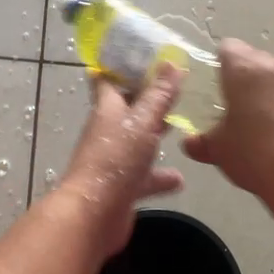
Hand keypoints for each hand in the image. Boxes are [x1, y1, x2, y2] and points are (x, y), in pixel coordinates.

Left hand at [56, 65, 184, 255]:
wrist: (93, 215)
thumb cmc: (115, 159)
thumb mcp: (142, 122)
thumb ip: (158, 95)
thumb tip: (172, 62)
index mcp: (107, 109)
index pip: (108, 79)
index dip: (122, 68)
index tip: (147, 59)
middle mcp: (107, 131)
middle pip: (126, 110)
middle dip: (147, 101)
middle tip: (173, 92)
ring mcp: (113, 160)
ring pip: (136, 143)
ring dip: (153, 137)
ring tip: (178, 128)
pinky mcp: (121, 188)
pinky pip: (143, 177)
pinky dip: (159, 177)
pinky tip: (179, 179)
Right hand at [183, 39, 273, 203]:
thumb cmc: (255, 159)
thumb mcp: (220, 152)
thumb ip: (202, 142)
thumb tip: (190, 144)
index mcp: (243, 70)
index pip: (229, 48)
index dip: (225, 65)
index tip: (225, 88)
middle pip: (260, 62)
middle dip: (254, 80)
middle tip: (250, 111)